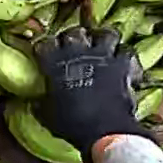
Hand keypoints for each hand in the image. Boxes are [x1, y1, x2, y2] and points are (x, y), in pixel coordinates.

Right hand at [32, 28, 148, 162]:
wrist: (104, 130)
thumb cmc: (70, 123)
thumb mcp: (45, 114)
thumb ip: (40, 102)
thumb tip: (35, 101)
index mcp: (54, 62)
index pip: (44, 42)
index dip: (43, 46)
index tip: (43, 53)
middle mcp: (78, 52)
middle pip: (75, 32)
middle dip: (73, 37)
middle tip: (72, 46)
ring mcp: (104, 56)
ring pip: (106, 33)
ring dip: (102, 38)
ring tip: (100, 46)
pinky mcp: (125, 65)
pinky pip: (126, 51)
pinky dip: (124, 55)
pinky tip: (121, 63)